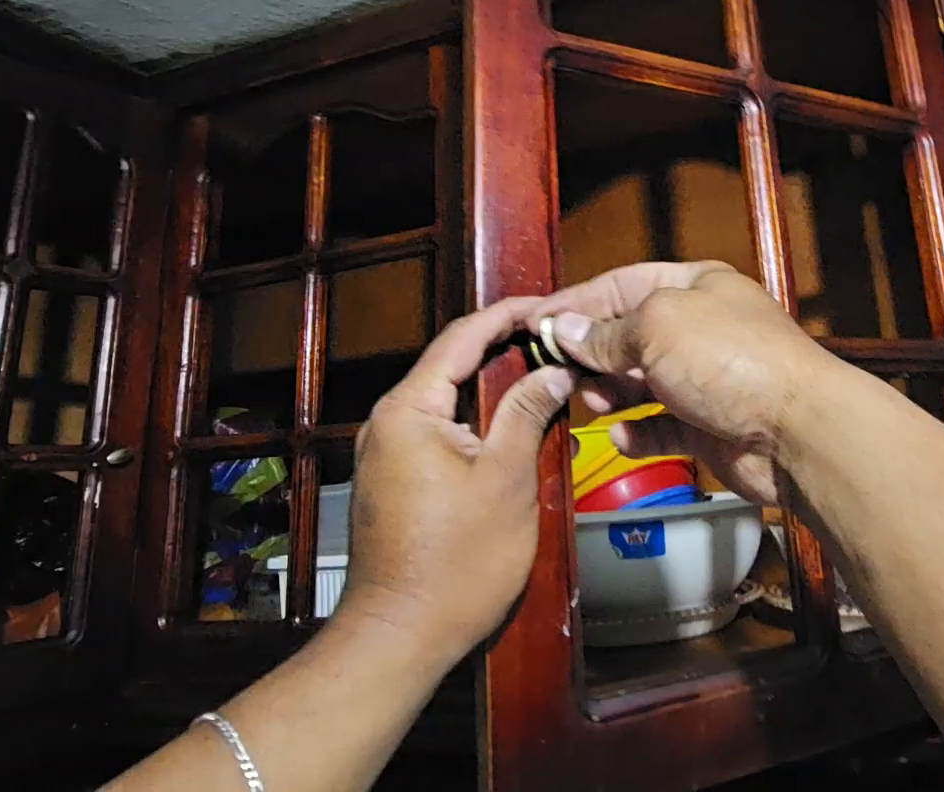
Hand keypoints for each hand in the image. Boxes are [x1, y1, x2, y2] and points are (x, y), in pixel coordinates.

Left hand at [340, 297, 573, 663]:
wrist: (400, 637)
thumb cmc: (457, 561)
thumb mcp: (505, 479)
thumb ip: (526, 413)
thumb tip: (552, 370)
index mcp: (409, 410)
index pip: (461, 338)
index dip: (506, 315)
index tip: (547, 305)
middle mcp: (389, 421)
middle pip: (452, 364)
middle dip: (505, 349)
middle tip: (555, 342)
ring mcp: (388, 451)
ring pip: (449, 399)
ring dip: (495, 387)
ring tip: (545, 378)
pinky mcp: (395, 478)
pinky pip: (441, 429)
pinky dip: (479, 420)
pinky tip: (516, 427)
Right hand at [527, 262, 843, 505]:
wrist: (794, 430)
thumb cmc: (735, 360)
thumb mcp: (657, 326)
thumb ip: (606, 332)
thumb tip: (566, 330)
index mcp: (694, 286)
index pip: (621, 285)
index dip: (577, 302)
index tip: (536, 320)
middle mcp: (699, 328)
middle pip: (628, 336)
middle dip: (591, 353)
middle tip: (558, 370)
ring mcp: (704, 378)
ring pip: (640, 384)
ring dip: (609, 394)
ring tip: (591, 402)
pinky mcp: (708, 425)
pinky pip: (660, 427)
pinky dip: (637, 433)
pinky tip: (622, 436)